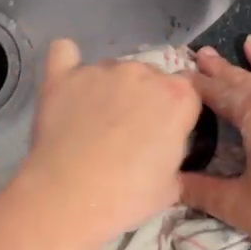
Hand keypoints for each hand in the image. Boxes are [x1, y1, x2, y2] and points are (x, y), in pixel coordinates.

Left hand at [10, 39, 201, 246]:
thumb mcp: (172, 186)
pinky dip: (68, 63)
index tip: (163, 135)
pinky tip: (68, 83)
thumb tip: (167, 151)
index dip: (176, 115)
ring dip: (109, 87)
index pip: (187, 93)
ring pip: (112, 68)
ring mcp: (100, 70)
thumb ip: (177, 156)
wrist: (68, 197)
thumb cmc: (126, 196)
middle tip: (127, 133)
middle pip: (150, 76)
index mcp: (178, 97)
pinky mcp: (63, 76)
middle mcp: (142, 72)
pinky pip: (65, 52)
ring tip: (93, 121)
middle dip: (143, 99)